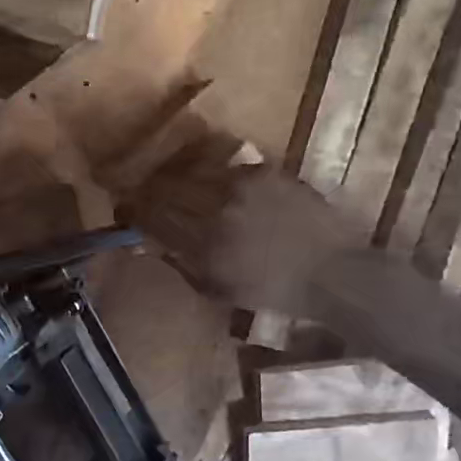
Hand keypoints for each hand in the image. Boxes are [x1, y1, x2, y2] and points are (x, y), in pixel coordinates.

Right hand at [123, 151, 363, 313]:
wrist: (335, 272)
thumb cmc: (277, 292)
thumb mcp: (222, 291)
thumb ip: (184, 266)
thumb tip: (154, 243)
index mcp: (205, 245)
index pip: (154, 216)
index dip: (134, 210)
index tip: (125, 207)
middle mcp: (218, 209)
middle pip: (167, 188)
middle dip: (149, 188)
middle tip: (143, 190)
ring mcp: (243, 186)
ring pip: (194, 172)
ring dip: (179, 177)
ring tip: (174, 181)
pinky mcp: (266, 172)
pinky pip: (227, 167)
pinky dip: (215, 174)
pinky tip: (216, 180)